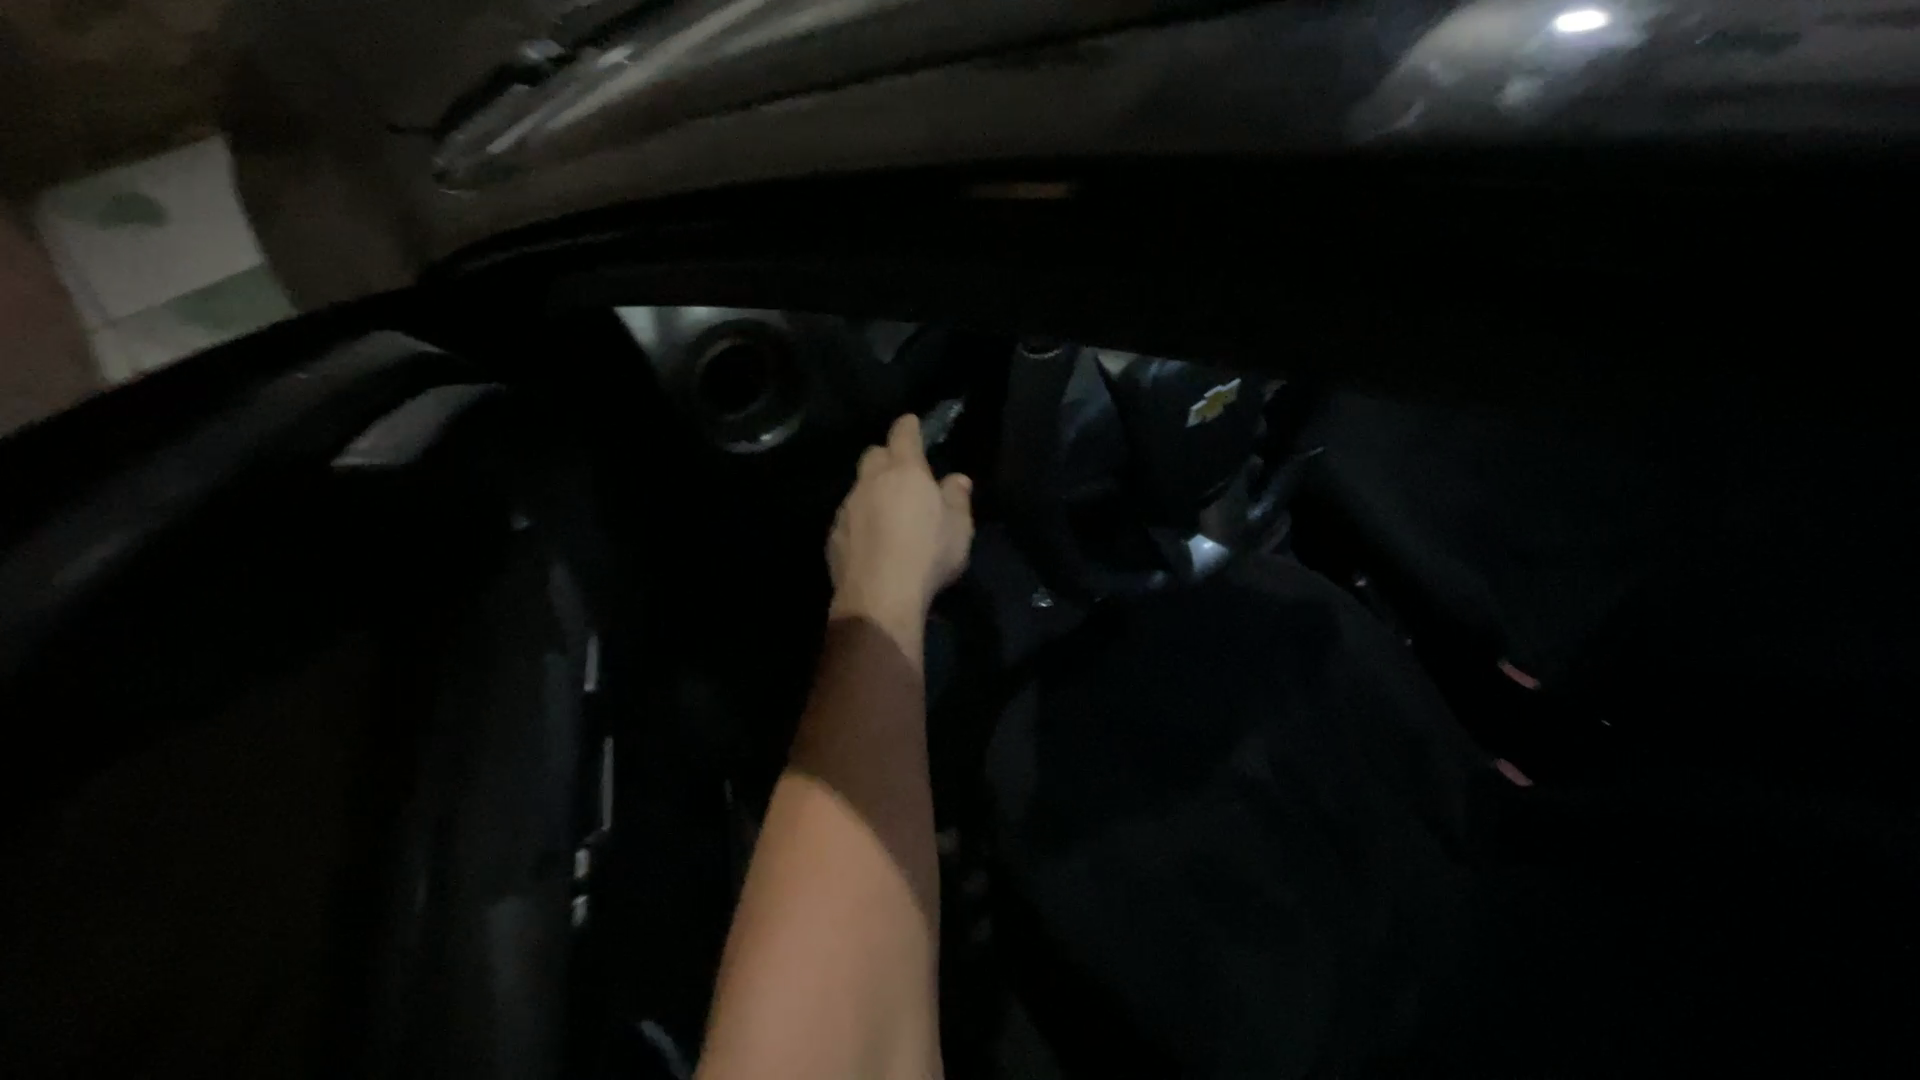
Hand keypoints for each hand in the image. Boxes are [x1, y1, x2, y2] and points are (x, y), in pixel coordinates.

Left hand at [827, 414, 973, 631]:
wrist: (879, 598)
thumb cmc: (928, 555)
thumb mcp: (959, 528)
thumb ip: (957, 498)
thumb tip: (957, 479)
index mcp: (905, 470)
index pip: (903, 434)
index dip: (909, 426)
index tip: (911, 423)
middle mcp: (870, 481)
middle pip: (873, 454)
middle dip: (886, 456)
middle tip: (901, 471)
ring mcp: (847, 508)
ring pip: (858, 487)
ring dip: (871, 491)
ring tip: (887, 512)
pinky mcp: (834, 535)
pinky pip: (848, 517)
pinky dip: (860, 520)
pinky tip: (871, 540)